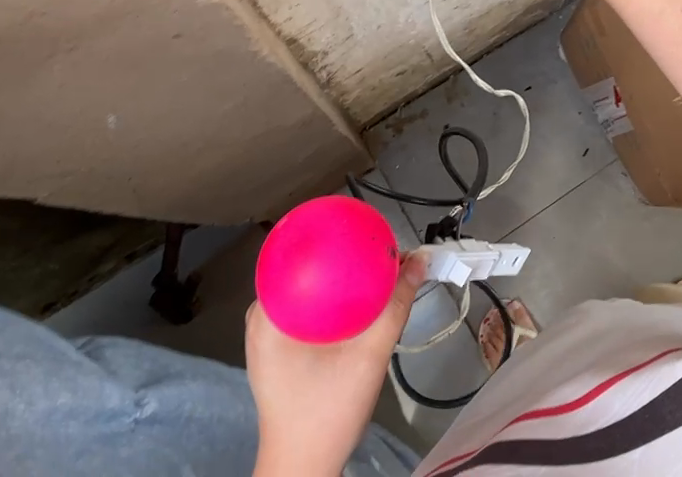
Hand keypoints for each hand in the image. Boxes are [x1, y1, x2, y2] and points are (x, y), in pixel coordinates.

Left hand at [247, 254, 425, 475]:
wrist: (303, 469)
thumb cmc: (327, 413)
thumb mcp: (369, 356)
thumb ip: (395, 306)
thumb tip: (420, 260)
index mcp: (267, 313)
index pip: (296, 253)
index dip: (333, 235)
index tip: (366, 227)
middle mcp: (261, 318)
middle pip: (305, 270)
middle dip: (344, 256)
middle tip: (380, 249)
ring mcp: (268, 336)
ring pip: (309, 290)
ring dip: (341, 279)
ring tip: (375, 267)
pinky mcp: (280, 351)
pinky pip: (307, 309)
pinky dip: (335, 300)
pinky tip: (360, 300)